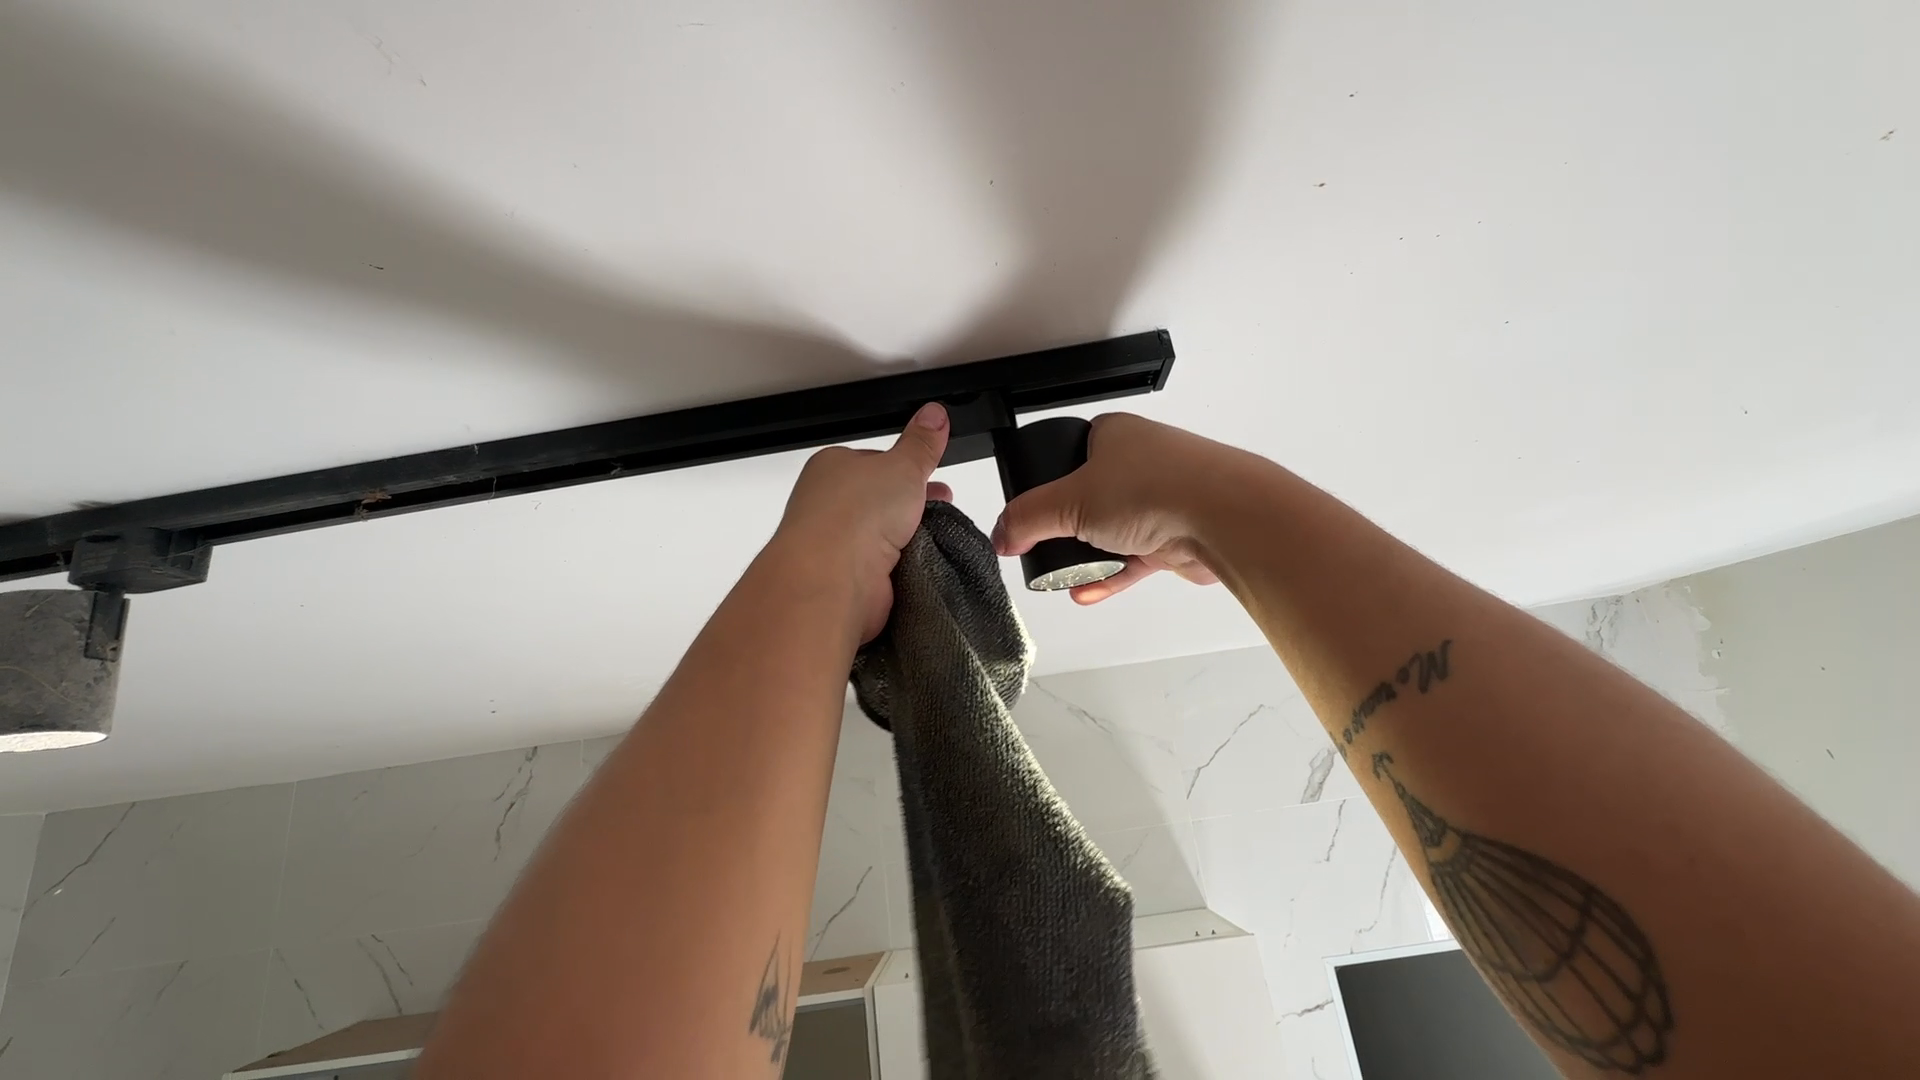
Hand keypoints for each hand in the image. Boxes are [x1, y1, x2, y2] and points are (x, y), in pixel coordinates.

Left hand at [772, 402, 952, 641]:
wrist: (834, 577)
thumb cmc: (851, 515)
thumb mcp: (903, 465)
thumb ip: (922, 443)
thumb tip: (934, 415)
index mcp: (834, 466)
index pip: (875, 460)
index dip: (906, 467)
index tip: (930, 473)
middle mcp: (830, 504)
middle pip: (881, 500)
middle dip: (912, 504)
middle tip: (938, 505)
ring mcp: (839, 543)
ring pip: (886, 535)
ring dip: (910, 536)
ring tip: (929, 535)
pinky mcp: (850, 576)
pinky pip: (887, 566)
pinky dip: (904, 564)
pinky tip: (916, 560)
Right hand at [991, 413, 1249, 604]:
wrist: (1224, 518)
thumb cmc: (1151, 488)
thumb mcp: (1069, 501)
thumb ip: (1027, 519)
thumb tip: (1001, 537)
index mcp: (1113, 435)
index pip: (1067, 453)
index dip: (1044, 481)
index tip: (1027, 511)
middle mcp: (1139, 461)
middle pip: (1088, 496)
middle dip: (1065, 526)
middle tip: (1041, 548)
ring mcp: (1161, 499)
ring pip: (1112, 530)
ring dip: (1087, 555)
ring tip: (1060, 576)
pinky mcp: (1175, 536)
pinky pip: (1133, 559)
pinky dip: (1110, 575)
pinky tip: (1085, 591)